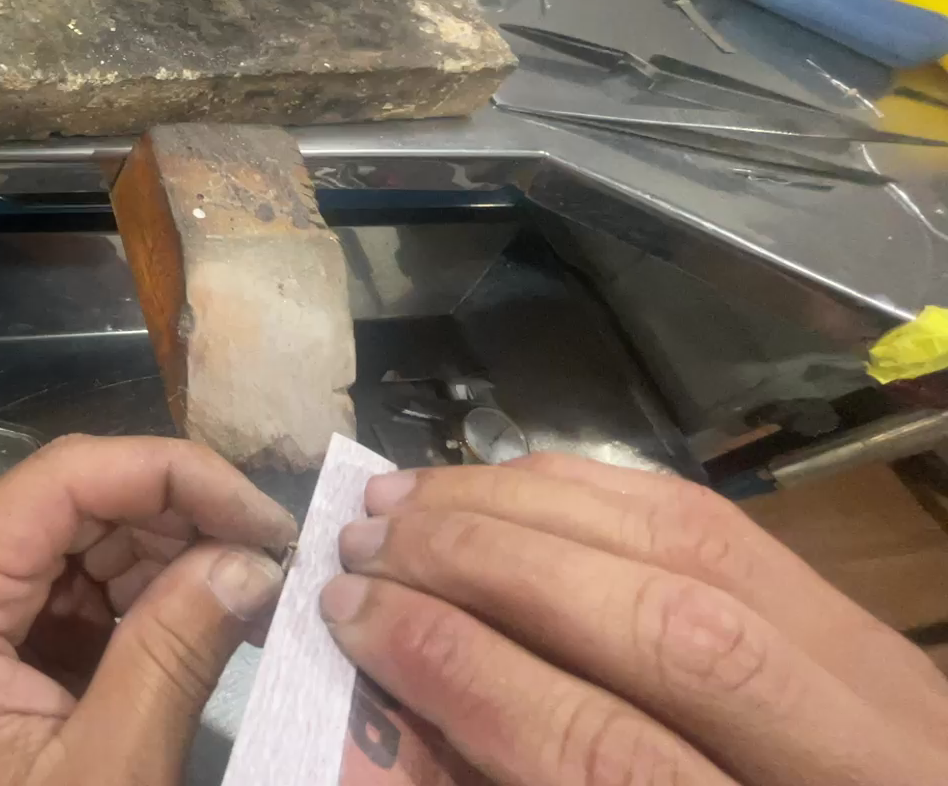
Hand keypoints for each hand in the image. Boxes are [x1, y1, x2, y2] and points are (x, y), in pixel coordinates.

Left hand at [0, 435, 297, 785]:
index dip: (174, 473)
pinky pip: (70, 575)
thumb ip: (174, 654)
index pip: (65, 476)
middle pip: (73, 494)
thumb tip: (253, 559)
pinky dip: (138, 588)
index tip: (265, 516)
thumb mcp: (100, 776)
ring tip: (245, 588)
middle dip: (178, 515)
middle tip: (269, 559)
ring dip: (166, 550)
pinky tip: (194, 610)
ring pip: (79, 528)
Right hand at [322, 453, 947, 784]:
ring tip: (395, 498)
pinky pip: (699, 512)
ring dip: (506, 502)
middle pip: (663, 627)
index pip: (604, 751)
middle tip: (362, 544)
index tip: (348, 610)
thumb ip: (491, 769)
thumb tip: (376, 660)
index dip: (451, 662)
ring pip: (686, 541)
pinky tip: (483, 482)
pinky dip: (568, 483)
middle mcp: (879, 769)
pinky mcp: (857, 615)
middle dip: (473, 562)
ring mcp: (891, 683)